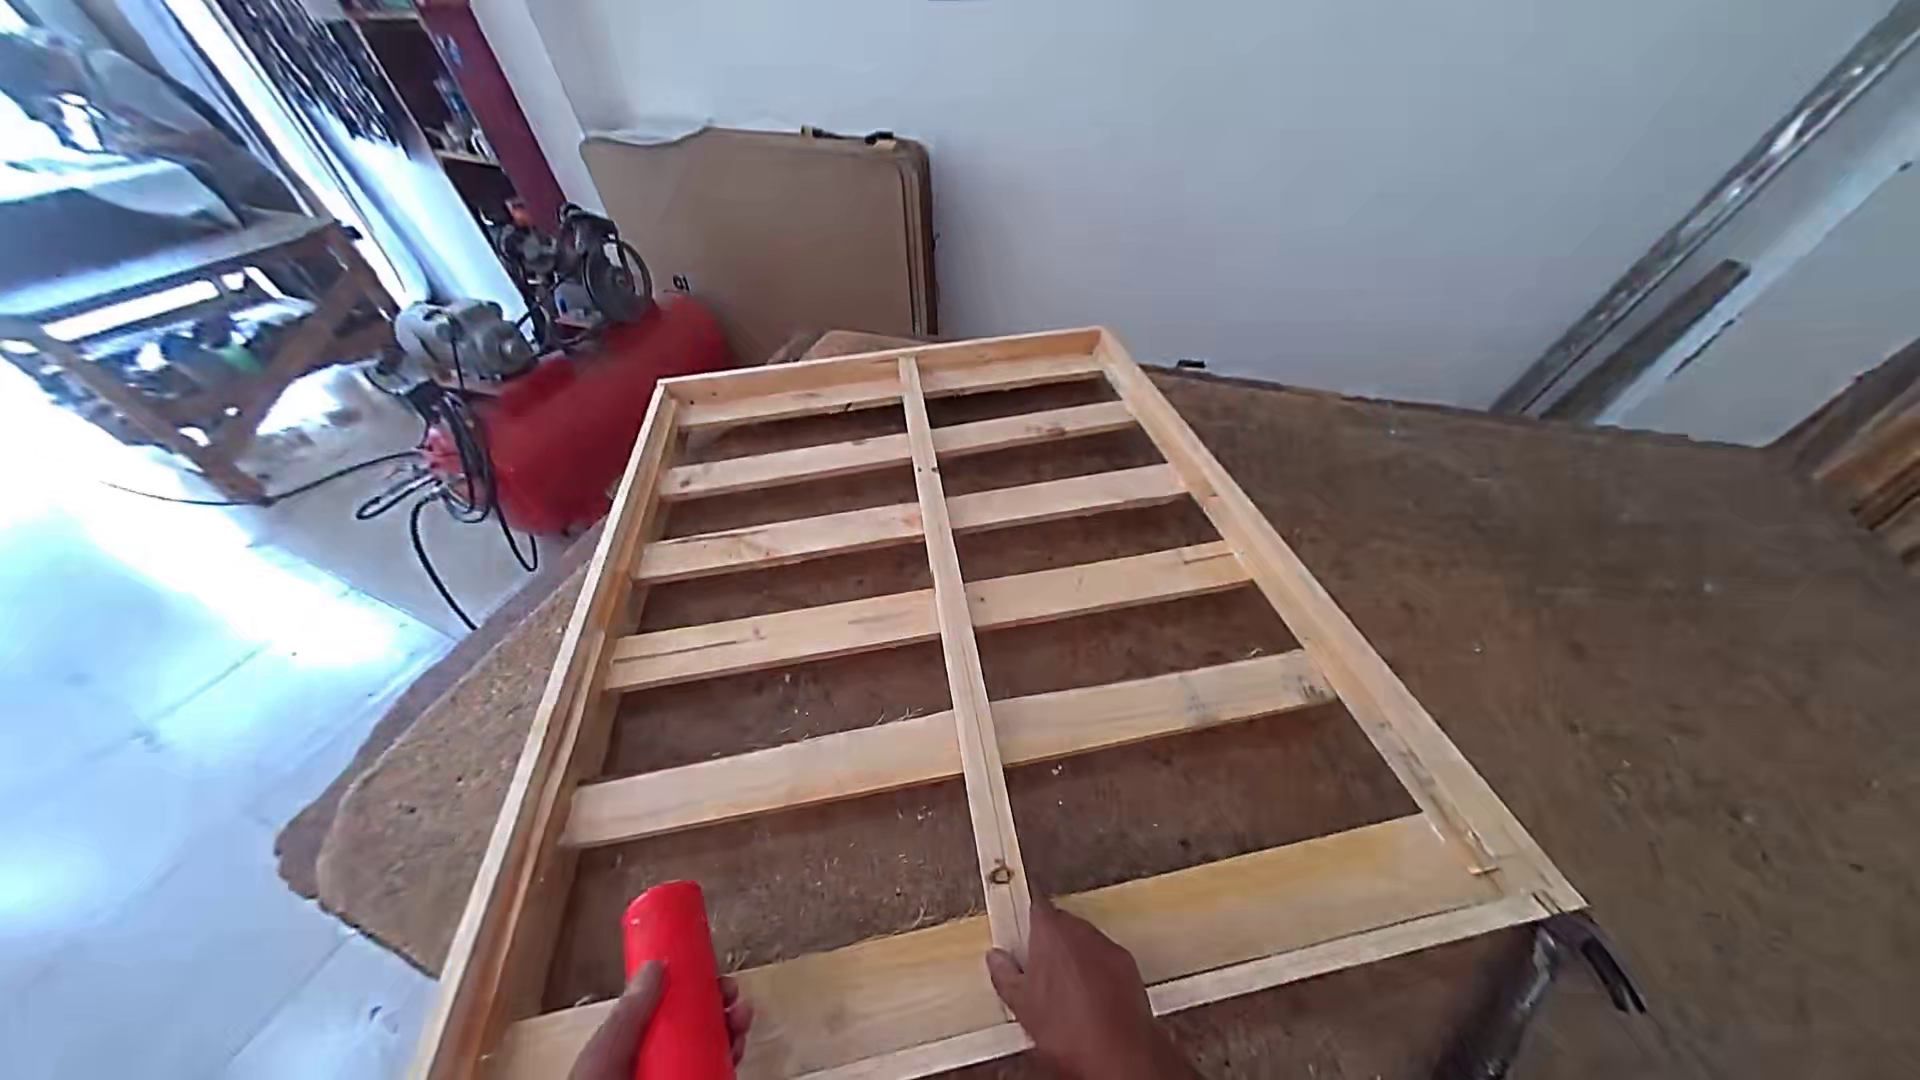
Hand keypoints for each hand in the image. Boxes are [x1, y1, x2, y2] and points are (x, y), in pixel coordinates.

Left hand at [568, 961, 753, 1079]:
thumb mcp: (604, 1058)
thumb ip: (628, 1016)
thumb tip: (657, 963)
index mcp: (631, 1050)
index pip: (666, 1010)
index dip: (692, 988)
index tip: (713, 974)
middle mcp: (655, 1065)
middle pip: (695, 1027)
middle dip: (720, 1006)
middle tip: (734, 998)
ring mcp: (677, 1078)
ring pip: (712, 1051)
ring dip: (732, 1030)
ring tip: (742, 1021)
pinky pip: (718, 1075)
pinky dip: (731, 1063)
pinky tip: (738, 1051)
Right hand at [986, 894, 1198, 1079]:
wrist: (1118, 1054)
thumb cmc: (1068, 1028)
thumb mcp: (1023, 1006)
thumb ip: (1004, 975)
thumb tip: (996, 959)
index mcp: (1049, 930)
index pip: (1035, 906)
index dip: (1027, 919)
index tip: (1022, 934)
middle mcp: (1078, 928)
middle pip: (1059, 921)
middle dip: (1049, 940)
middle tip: (1039, 969)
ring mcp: (1104, 943)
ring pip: (1082, 939)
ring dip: (1073, 954)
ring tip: (1065, 989)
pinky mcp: (1126, 961)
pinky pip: (1104, 956)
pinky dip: (1097, 969)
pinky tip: (1090, 997)